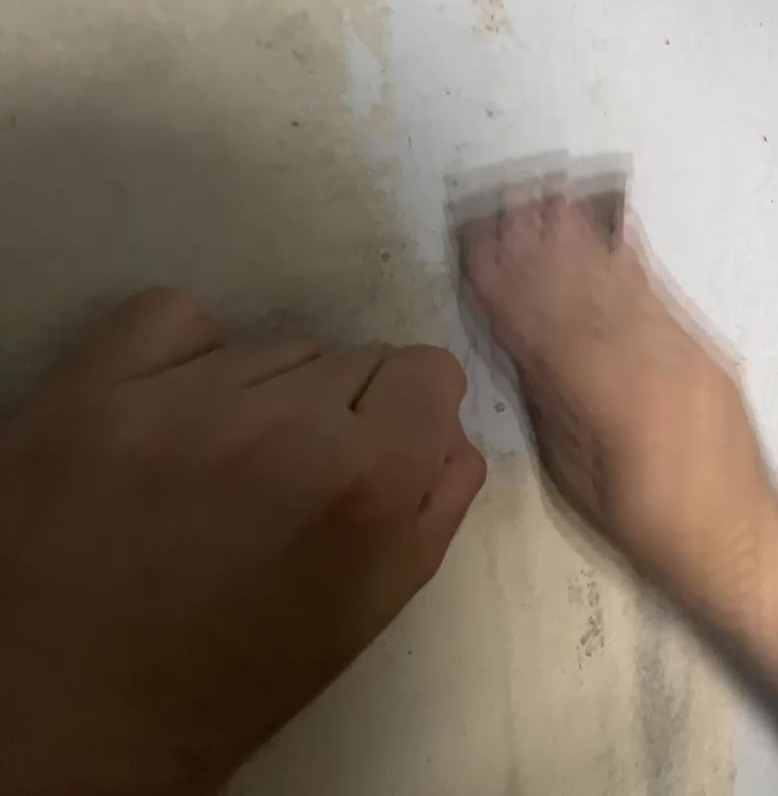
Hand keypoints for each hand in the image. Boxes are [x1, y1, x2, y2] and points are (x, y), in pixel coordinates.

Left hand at [0, 289, 484, 795]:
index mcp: (372, 471)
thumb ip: (449, 484)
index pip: (430, 367)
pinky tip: (179, 407)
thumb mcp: (397, 581)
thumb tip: (445, 422)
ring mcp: (177, 406)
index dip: (416, 408)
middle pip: (357, 357)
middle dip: (347, 407)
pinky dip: (186, 353)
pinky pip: (169, 317)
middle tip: (302, 470)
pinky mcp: (79, 401)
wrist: (60, 728)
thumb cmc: (256, 656)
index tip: (385, 444)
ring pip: (276, 348)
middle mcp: (286, 423)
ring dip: (271, 393)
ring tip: (228, 458)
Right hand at [459, 188, 777, 604]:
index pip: (549, 332)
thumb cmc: (646, 527)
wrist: (738, 534)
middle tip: (506, 199)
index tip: (475, 245)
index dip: (510, 287)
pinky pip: (665, 299)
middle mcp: (657, 365)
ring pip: (624, 289)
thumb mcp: (577, 480)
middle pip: (586, 298)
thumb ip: (552, 405)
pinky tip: (616, 230)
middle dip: (541, 248)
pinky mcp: (709, 352)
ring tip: (550, 197)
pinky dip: (635, 261)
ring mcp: (690, 353)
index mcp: (616, 403)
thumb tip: (520, 345)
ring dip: (583, 241)